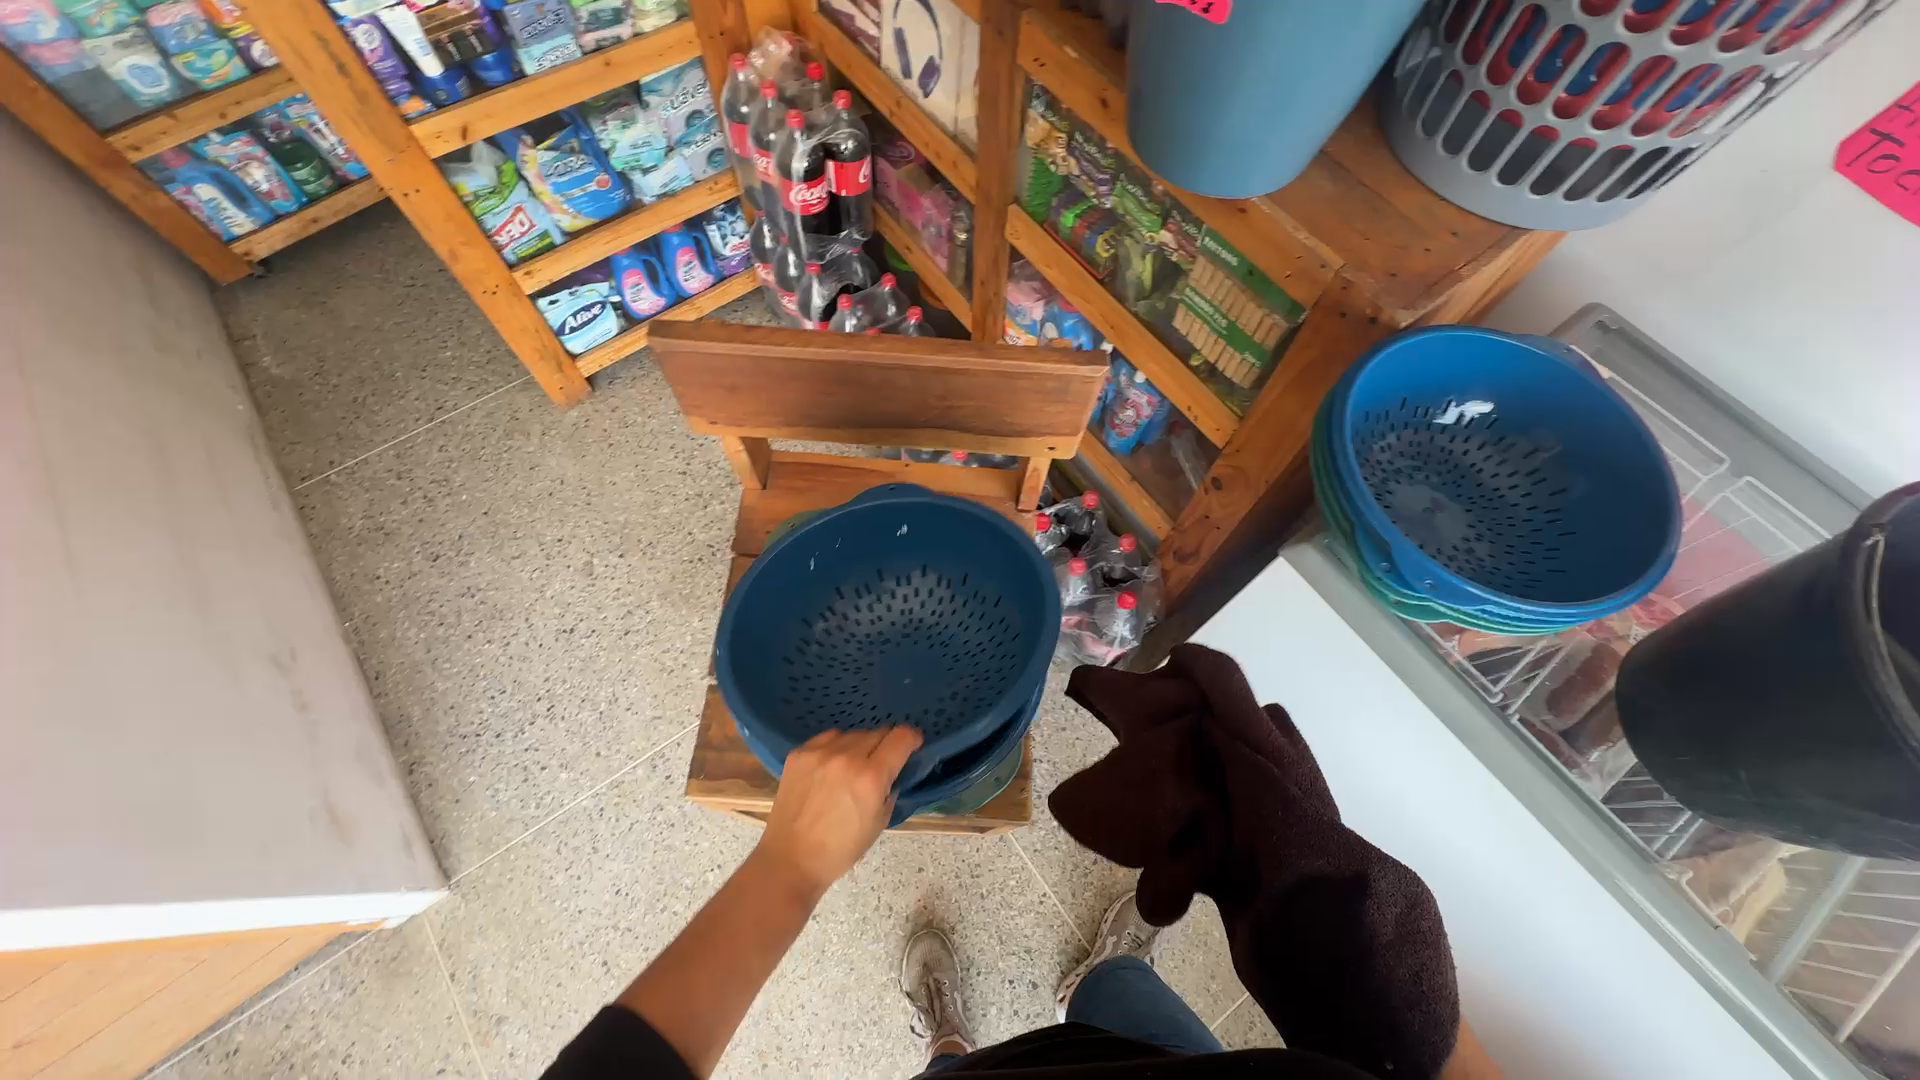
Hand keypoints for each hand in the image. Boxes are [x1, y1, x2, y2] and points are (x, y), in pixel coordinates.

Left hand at [756, 726, 922, 897]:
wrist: (791, 859)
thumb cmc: (841, 849)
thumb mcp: (880, 822)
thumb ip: (890, 788)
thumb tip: (893, 771)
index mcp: (871, 777)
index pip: (901, 738)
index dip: (912, 738)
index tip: (914, 744)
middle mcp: (847, 757)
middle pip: (878, 732)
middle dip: (886, 745)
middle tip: (882, 763)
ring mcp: (820, 752)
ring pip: (853, 733)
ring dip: (860, 745)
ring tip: (853, 767)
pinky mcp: (799, 753)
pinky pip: (828, 738)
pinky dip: (836, 747)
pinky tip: (832, 766)